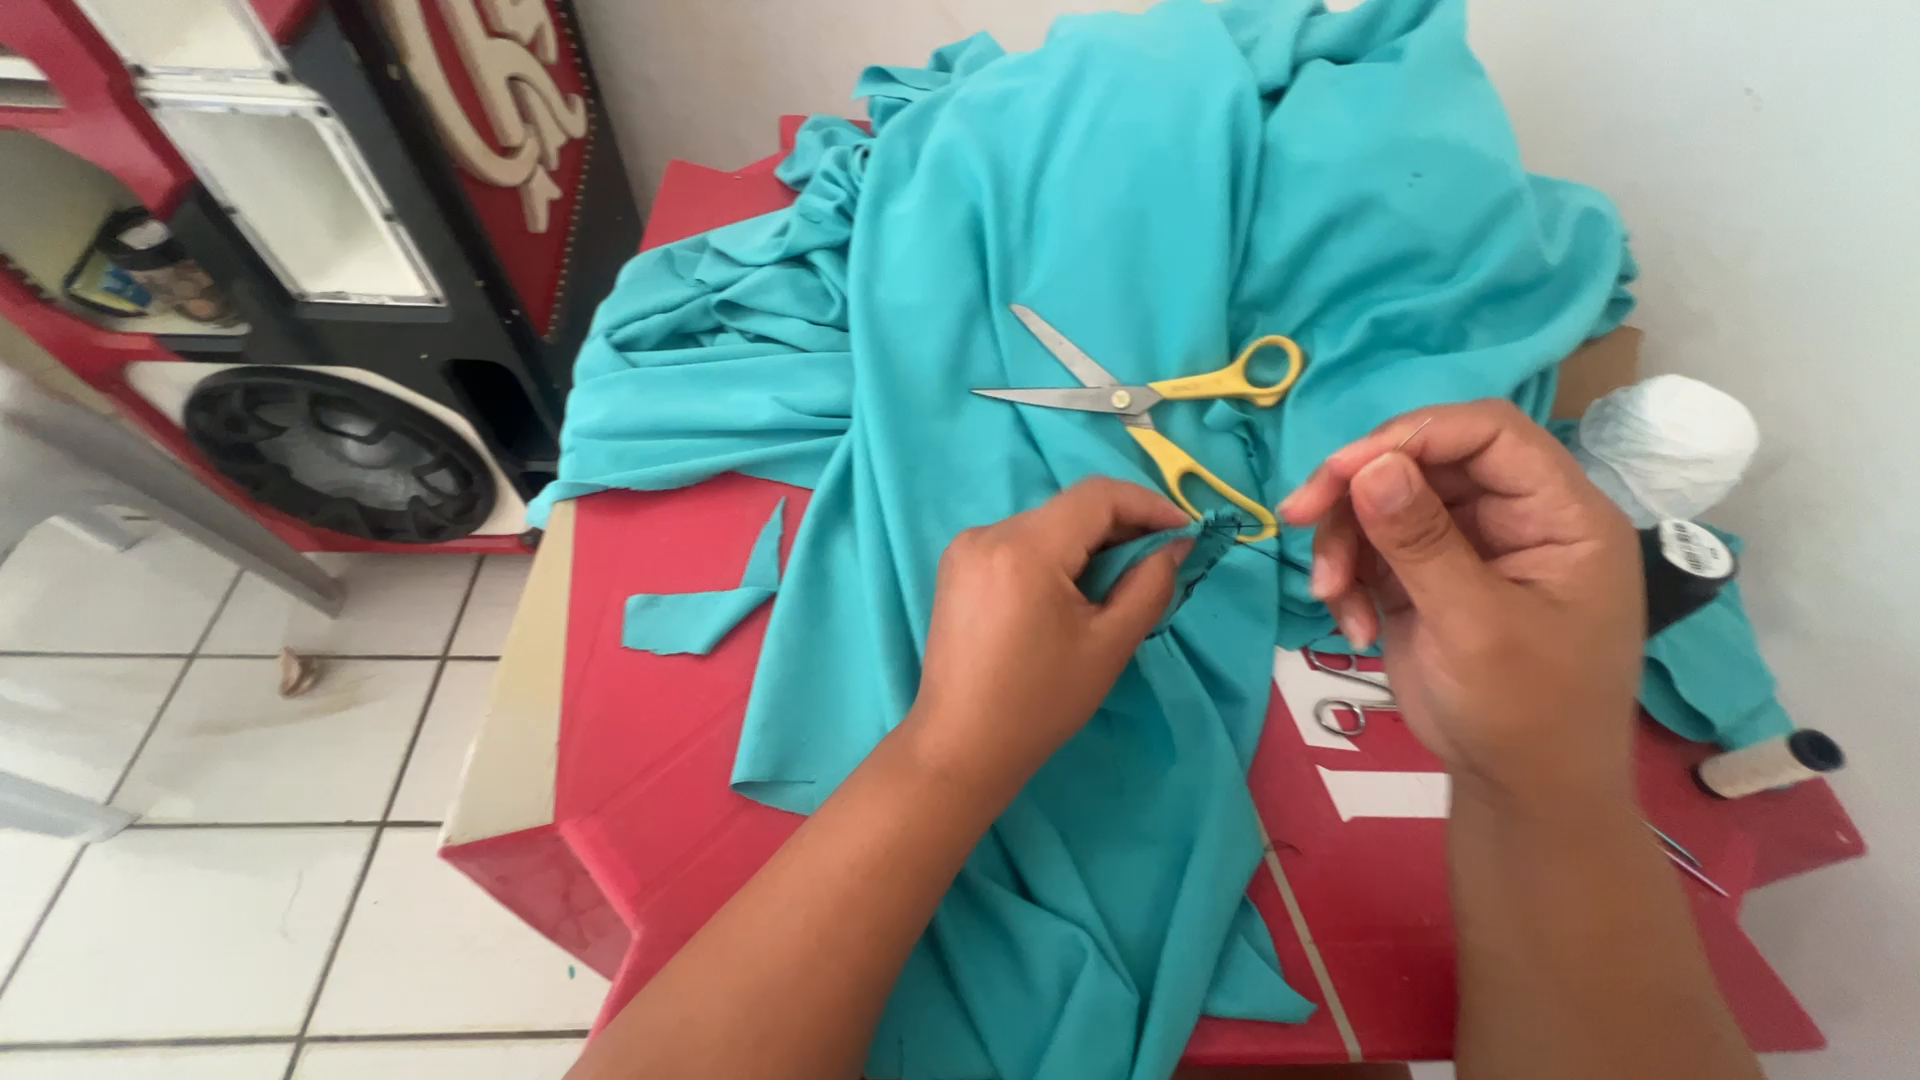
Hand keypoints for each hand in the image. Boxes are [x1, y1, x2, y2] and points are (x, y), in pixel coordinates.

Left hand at [909, 478, 1193, 795]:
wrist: (961, 744)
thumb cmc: (1039, 702)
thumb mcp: (1108, 645)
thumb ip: (1150, 585)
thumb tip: (1177, 545)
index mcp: (1023, 548)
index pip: (1097, 496)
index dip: (1149, 505)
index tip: (1185, 532)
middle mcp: (988, 533)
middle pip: (1069, 510)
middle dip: (1121, 529)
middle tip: (1159, 562)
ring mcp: (965, 549)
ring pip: (1045, 526)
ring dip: (1088, 545)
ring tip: (1117, 585)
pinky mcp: (957, 567)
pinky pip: (1018, 544)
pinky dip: (1054, 556)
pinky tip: (1071, 592)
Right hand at [1280, 401, 1643, 807]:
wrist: (1515, 787)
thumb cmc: (1525, 711)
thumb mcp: (1474, 626)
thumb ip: (1421, 541)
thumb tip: (1368, 465)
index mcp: (1558, 515)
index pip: (1486, 434)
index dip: (1410, 437)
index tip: (1341, 471)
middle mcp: (1510, 517)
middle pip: (1419, 463)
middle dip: (1355, 492)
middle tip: (1298, 518)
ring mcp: (1462, 546)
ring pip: (1381, 503)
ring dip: (1342, 544)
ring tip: (1330, 597)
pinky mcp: (1421, 575)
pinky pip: (1366, 547)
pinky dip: (1346, 578)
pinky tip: (1351, 624)